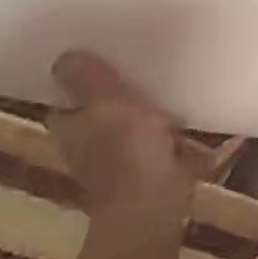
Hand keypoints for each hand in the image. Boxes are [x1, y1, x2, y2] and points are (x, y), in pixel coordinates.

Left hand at [46, 51, 210, 229]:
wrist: (154, 202)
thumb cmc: (125, 149)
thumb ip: (87, 81)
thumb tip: (63, 56)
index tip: (96, 56)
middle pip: (99, 114)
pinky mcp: (155, 167)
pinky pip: (163, 139)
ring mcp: (123, 159)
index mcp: (72, 130)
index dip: (76, 83)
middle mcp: (91, 147)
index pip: (65, 103)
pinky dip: (175, 127)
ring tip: (171, 76)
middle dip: (115, 94)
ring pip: (131, 126)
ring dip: (146, 109)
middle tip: (138, 60)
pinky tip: (195, 108)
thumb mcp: (105, 104)